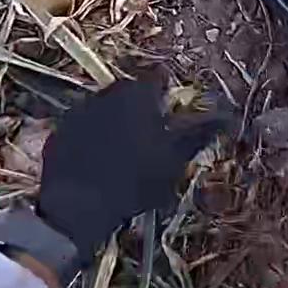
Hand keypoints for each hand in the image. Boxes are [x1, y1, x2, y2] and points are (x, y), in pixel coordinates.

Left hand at [35, 77, 221, 253]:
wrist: (78, 207)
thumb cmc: (135, 179)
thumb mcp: (175, 157)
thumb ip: (201, 131)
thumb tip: (228, 115)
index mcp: (138, 93)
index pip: (159, 80)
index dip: (168, 96)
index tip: (172, 117)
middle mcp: (107, 92)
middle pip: (131, 92)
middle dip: (142, 107)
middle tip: (150, 137)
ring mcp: (79, 110)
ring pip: (106, 107)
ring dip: (117, 120)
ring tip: (123, 151)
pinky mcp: (59, 130)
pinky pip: (83, 125)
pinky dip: (92, 135)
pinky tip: (98, 160)